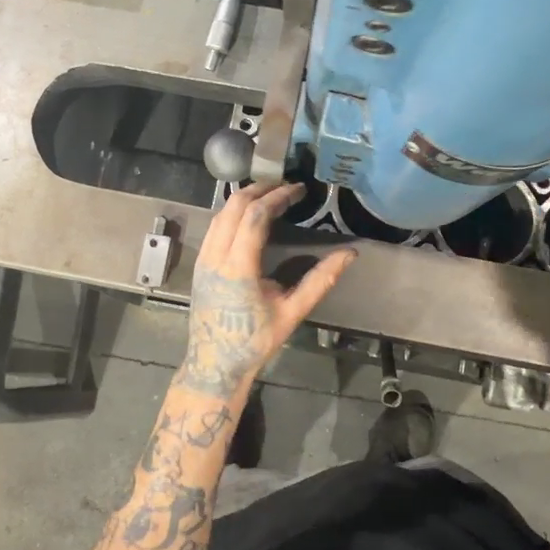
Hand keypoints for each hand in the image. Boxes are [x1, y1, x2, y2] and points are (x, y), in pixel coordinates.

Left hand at [179, 182, 356, 397]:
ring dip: (244, 199)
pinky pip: (214, 226)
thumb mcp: (292, 313)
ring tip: (270, 195)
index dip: (277, 197)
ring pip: (220, 213)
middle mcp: (215, 257)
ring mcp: (203, 259)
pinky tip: (249, 215)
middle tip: (285, 186)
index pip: (254, 216)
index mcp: (238, 268)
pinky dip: (232, 212)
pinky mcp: (199, 263)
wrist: (214, 364)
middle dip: (259, 190)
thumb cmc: (255, 341)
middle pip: (233, 206)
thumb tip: (349, 255)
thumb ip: (320, 281)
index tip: (298, 190)